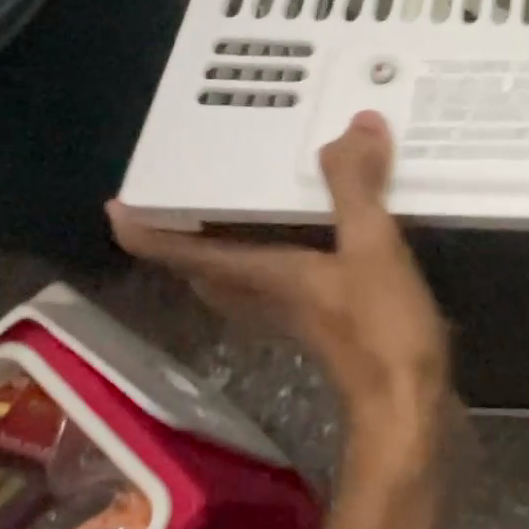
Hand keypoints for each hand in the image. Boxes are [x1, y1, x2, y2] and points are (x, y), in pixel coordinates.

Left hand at [108, 111, 451, 468]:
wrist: (410, 405)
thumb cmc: (380, 331)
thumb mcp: (372, 249)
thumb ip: (358, 188)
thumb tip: (358, 124)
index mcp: (261, 272)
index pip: (176, 250)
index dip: (143, 227)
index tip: (118, 201)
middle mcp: (268, 297)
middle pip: (206, 270)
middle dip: (189, 239)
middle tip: (193, 198)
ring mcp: (299, 319)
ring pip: (246, 283)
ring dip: (236, 254)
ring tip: (250, 215)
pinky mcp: (334, 331)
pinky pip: (290, 290)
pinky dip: (288, 267)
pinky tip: (324, 249)